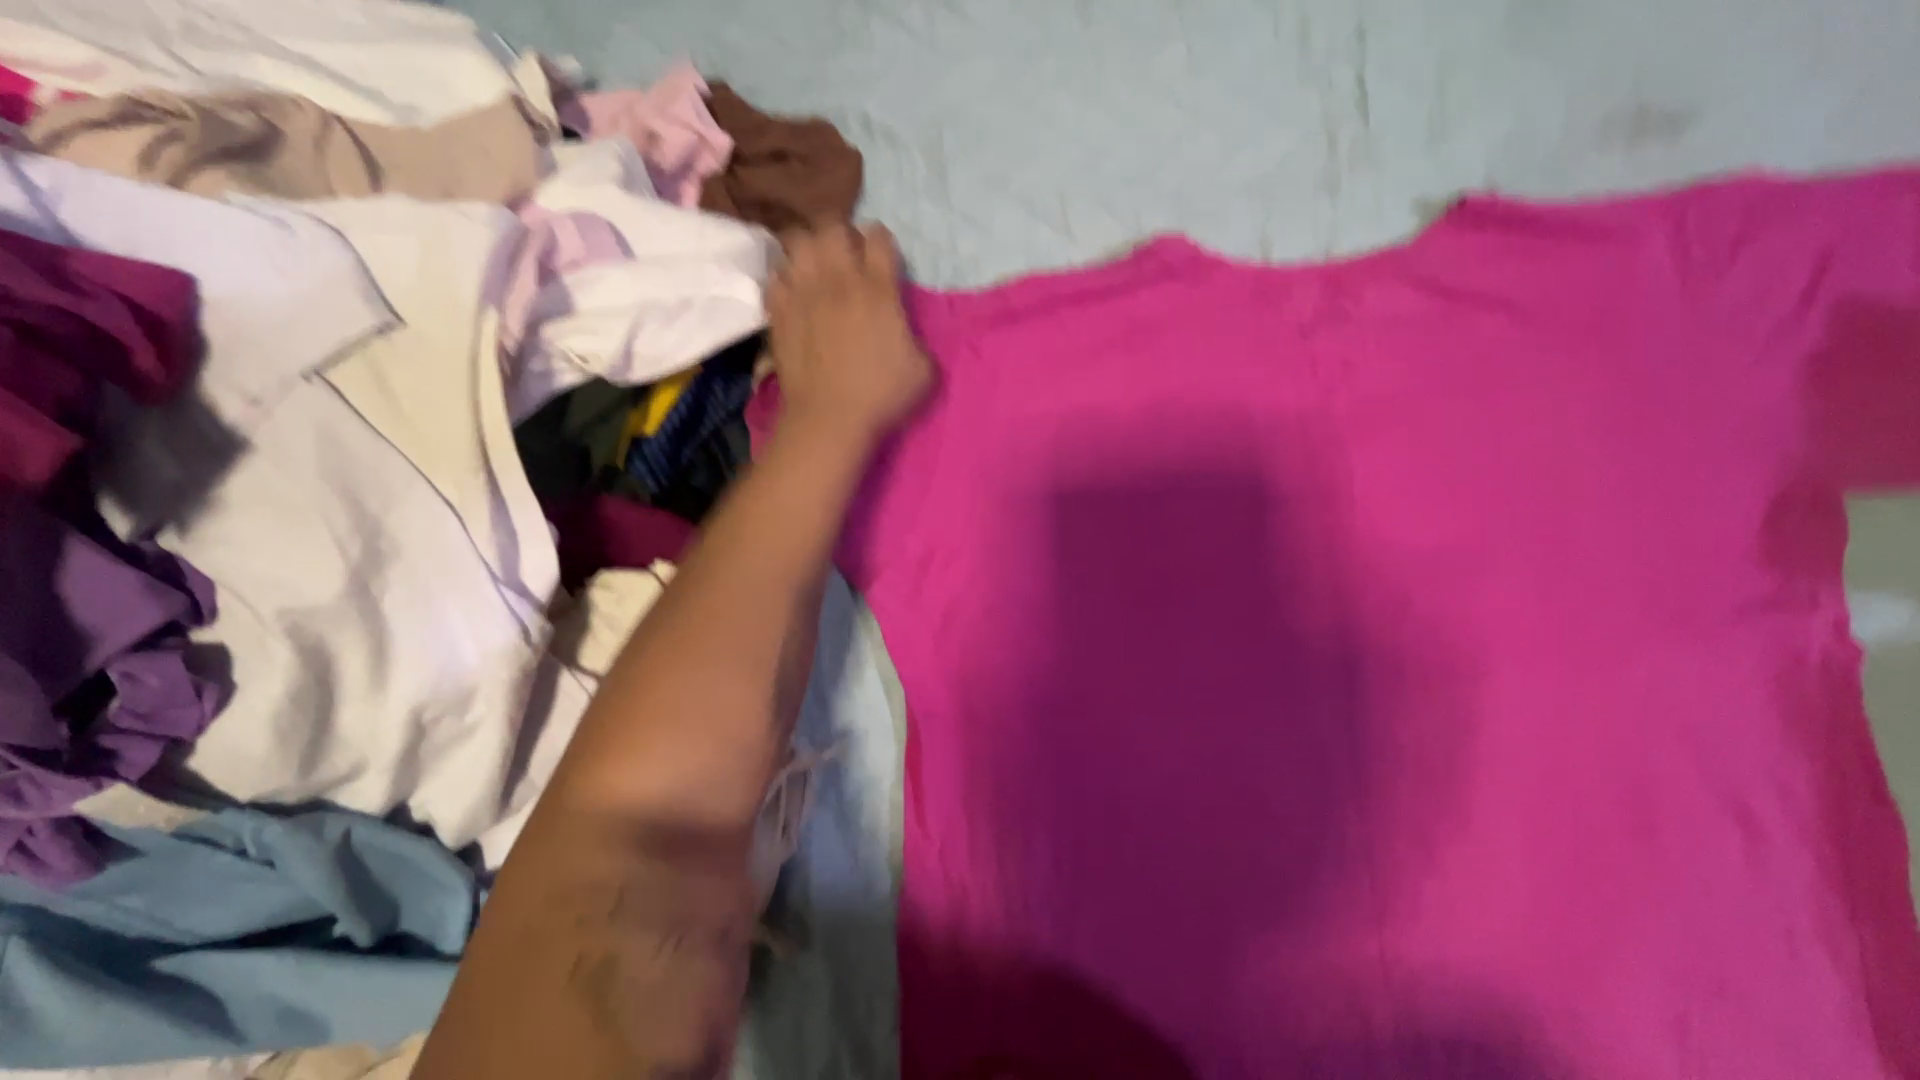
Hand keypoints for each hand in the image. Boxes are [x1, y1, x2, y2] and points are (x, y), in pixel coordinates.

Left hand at [767, 223, 932, 445]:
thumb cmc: (882, 396)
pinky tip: (793, 293)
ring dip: (808, 248)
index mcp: (879, 289)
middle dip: (840, 233)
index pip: (879, 236)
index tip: (881, 256)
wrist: (830, 419)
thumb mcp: (924, 370)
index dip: (881, 241)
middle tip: (845, 255)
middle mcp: (839, 279)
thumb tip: (906, 331)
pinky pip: (775, 275)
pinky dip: (784, 278)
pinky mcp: (778, 311)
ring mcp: (803, 292)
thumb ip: (917, 337)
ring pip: (798, 240)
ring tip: (815, 267)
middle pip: (833, 226)